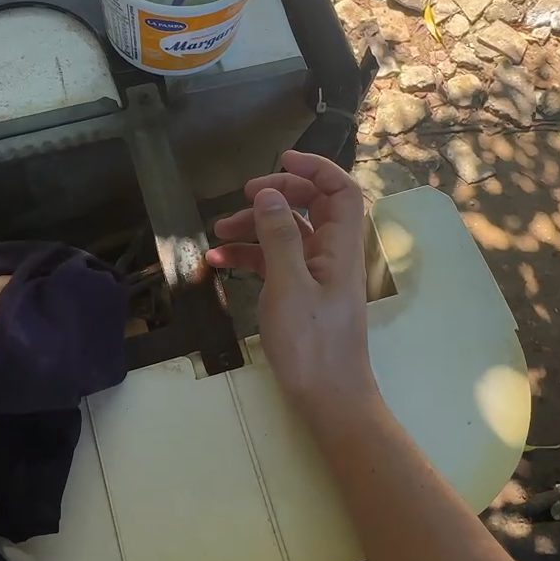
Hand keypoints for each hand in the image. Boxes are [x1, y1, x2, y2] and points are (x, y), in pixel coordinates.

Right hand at [206, 151, 377, 418]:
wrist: (329, 401)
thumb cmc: (312, 344)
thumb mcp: (289, 287)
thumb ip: (278, 237)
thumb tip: (269, 193)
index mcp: (341, 247)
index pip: (342, 191)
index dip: (317, 168)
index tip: (281, 159)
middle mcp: (332, 255)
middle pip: (311, 206)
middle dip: (277, 194)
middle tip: (245, 194)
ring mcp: (316, 275)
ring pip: (287, 234)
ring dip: (254, 226)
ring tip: (217, 231)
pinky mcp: (300, 294)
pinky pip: (275, 262)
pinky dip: (250, 256)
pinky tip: (219, 261)